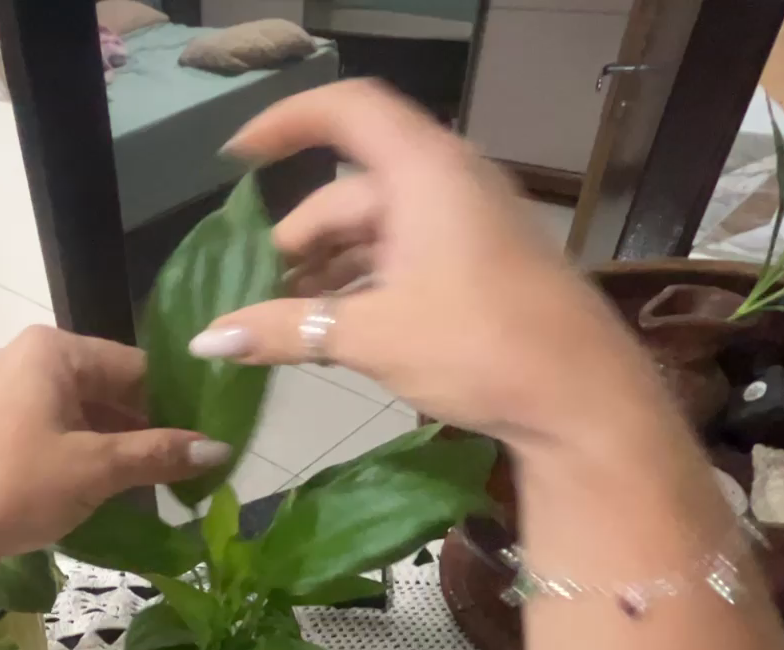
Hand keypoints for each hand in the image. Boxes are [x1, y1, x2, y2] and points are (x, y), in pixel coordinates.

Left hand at [0, 326, 228, 566]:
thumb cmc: (15, 486)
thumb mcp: (95, 469)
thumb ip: (159, 454)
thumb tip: (220, 449)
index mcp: (53, 350)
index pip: (136, 367)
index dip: (176, 405)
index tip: (207, 440)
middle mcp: (27, 358)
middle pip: (108, 388)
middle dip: (145, 430)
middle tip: (185, 469)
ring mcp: (4, 391)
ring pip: (80, 413)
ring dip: (116, 447)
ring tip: (152, 484)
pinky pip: (53, 430)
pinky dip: (82, 455)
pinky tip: (103, 487)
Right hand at [188, 80, 669, 452]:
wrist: (578, 401)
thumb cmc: (478, 347)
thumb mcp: (371, 336)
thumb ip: (282, 332)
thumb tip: (204, 340)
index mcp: (425, 174)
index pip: (347, 113)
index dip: (285, 124)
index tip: (235, 161)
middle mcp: (443, 187)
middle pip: (346, 196)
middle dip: (293, 244)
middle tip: (251, 297)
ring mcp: (459, 230)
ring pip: (368, 236)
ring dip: (320, 275)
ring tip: (279, 323)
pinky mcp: (468, 269)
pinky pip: (393, 263)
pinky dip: (354, 290)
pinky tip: (326, 331)